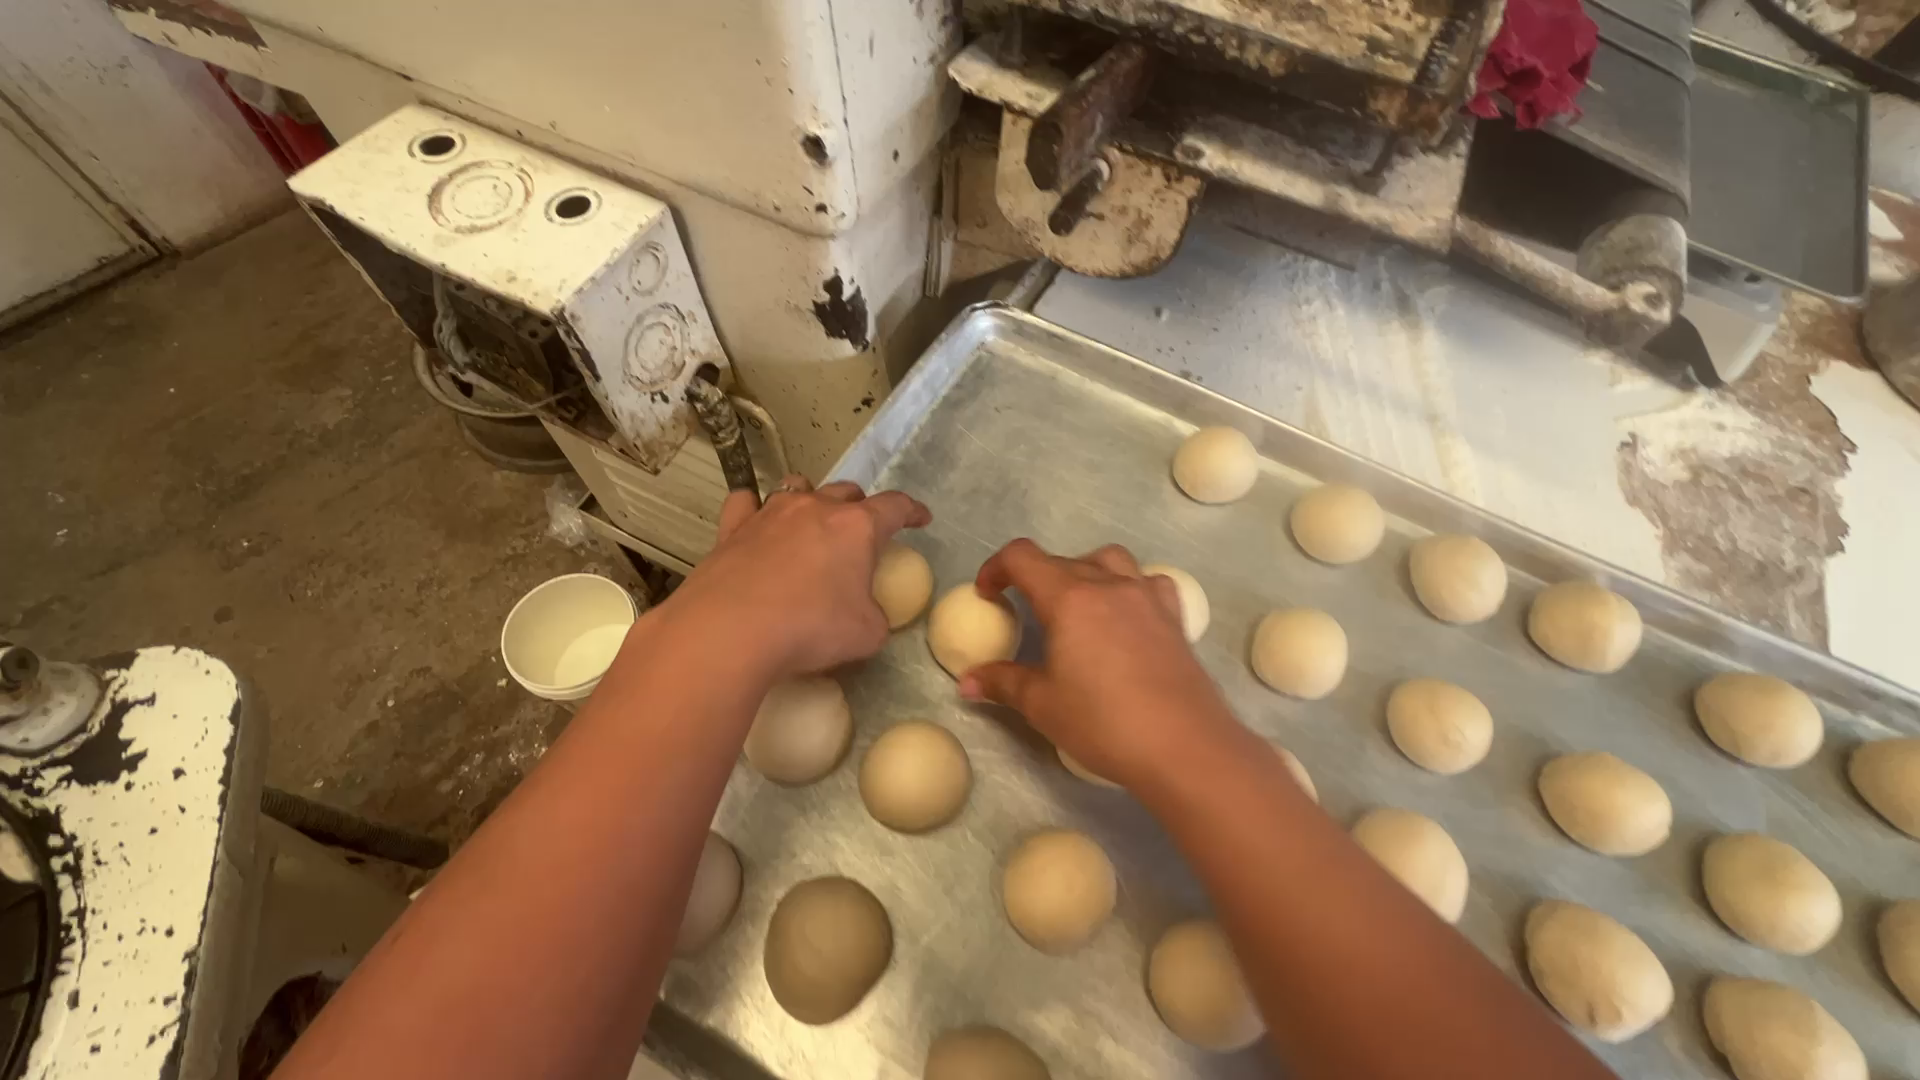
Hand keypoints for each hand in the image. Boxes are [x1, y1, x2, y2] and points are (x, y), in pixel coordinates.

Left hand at [657, 476, 930, 680]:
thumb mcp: (867, 634)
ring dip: (812, 499)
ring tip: (812, 520)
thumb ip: (875, 617)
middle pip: (847, 492)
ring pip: (798, 486)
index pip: (895, 506)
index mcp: (857, 527)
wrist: (730, 631)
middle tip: (863, 529)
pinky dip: (754, 509)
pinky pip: (745, 503)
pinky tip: (755, 524)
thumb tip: (867, 614)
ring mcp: (771, 513)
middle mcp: (816, 508)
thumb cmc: (810, 628)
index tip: (921, 518)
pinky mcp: (732, 528)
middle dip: (861, 506)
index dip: (912, 511)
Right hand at [958, 539, 1243, 788]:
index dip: (996, 568)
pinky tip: (1125, 615)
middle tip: (1024, 612)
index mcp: (1069, 598)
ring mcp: (1146, 597)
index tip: (987, 595)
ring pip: (1109, 560)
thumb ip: (1003, 683)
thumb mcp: (1042, 705)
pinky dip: (1129, 587)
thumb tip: (967, 681)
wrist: (1183, 746)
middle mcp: (1109, 585)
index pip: (1022, 558)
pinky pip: (1147, 582)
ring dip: (1083, 571)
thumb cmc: (1103, 723)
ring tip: (1075, 604)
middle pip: (1062, 560)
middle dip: (1035, 577)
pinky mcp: (1173, 617)